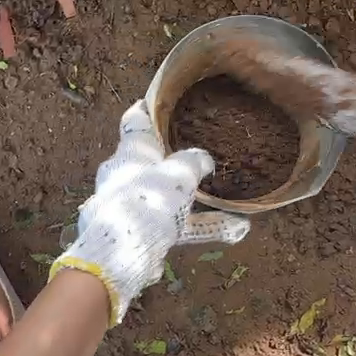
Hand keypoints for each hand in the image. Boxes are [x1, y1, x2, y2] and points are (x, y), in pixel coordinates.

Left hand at [53, 100, 248, 324]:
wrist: (120, 255)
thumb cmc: (147, 201)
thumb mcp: (178, 174)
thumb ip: (192, 162)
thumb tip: (201, 159)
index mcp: (130, 153)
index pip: (135, 122)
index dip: (146, 110)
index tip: (154, 101)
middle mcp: (124, 176)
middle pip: (150, 161)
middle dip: (171, 158)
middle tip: (195, 152)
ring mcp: (129, 206)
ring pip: (167, 197)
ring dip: (196, 201)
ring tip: (228, 202)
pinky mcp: (138, 233)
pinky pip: (175, 225)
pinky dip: (201, 225)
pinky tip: (236, 230)